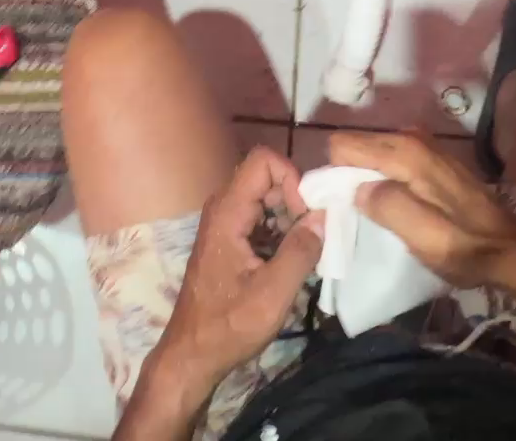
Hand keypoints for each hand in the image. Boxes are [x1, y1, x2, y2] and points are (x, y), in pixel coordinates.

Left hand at [154, 147, 324, 388]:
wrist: (193, 354)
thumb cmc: (228, 325)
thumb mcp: (272, 294)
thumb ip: (300, 251)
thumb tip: (323, 217)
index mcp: (228, 211)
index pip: (264, 160)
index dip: (291, 178)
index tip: (304, 215)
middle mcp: (224, 207)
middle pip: (267, 176)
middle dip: (296, 199)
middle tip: (311, 236)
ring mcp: (226, 221)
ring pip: (267, 196)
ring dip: (290, 217)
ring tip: (304, 252)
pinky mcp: (231, 237)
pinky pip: (261, 216)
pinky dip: (281, 230)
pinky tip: (290, 260)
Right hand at [328, 131, 515, 289]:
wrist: (513, 250)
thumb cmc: (467, 248)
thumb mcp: (426, 238)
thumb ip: (388, 208)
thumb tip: (356, 190)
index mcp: (406, 153)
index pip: (343, 146)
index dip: (333, 176)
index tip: (336, 207)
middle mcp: (411, 139)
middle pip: (355, 147)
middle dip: (345, 177)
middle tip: (352, 215)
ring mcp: (422, 146)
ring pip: (370, 154)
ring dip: (363, 180)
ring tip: (371, 214)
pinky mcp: (428, 158)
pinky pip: (387, 160)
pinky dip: (380, 179)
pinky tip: (391, 206)